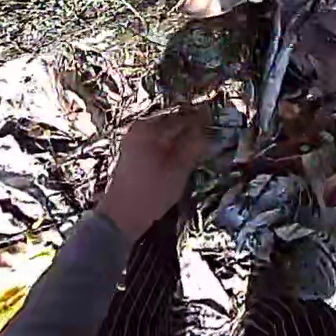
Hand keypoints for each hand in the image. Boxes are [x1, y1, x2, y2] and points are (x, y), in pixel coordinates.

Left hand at [95, 108, 207, 237]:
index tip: (214, 121)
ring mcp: (133, 138)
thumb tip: (207, 131)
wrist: (121, 217)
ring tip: (198, 142)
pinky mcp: (132, 150)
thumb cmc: (151, 194)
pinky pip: (156, 138)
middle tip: (209, 133)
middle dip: (190, 126)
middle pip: (171, 121)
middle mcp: (139, 128)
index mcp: (149, 129)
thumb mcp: (178, 171)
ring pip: (164, 130)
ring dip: (180, 134)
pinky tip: (181, 151)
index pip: (181, 118)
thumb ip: (193, 147)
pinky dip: (169, 141)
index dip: (200, 120)